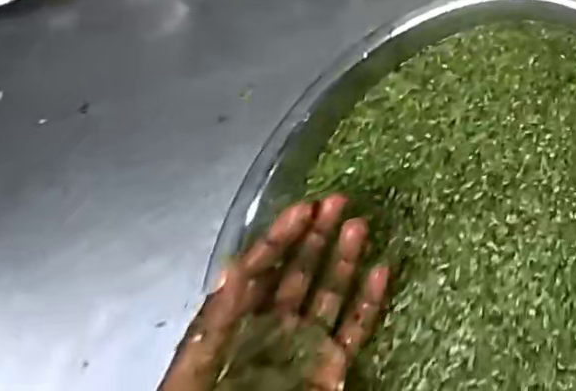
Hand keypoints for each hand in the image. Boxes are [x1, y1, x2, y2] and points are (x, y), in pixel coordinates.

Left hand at [159, 195, 389, 390]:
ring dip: (344, 258)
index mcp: (236, 325)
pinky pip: (355, 330)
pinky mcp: (331, 370)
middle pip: (299, 272)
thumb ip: (217, 323)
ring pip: (329, 292)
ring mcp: (304, 348)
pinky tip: (381, 270)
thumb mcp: (194, 374)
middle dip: (317, 235)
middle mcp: (274, 328)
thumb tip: (235, 265)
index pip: (261, 269)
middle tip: (337, 201)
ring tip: (358, 225)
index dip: (281, 237)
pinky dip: (369, 301)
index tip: (304, 208)